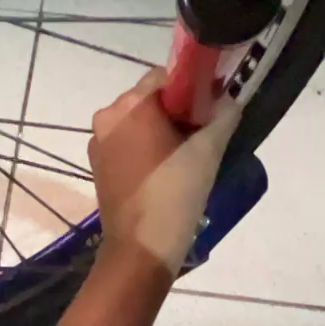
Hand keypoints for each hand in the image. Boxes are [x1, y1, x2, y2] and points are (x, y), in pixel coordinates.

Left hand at [89, 69, 239, 272]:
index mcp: (130, 106)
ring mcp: (98, 143)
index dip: (193, 89)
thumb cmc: (174, 195)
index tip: (212, 110)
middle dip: (177, 111)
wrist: (141, 249)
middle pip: (150, 99)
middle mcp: (107, 117)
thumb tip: (227, 100)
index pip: (167, 76)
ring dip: (162, 131)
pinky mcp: (98, 166)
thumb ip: (222, 115)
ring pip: (138, 122)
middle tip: (203, 137)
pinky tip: (166, 170)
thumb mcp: (208, 151)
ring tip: (186, 158)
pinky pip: (127, 143)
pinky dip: (146, 148)